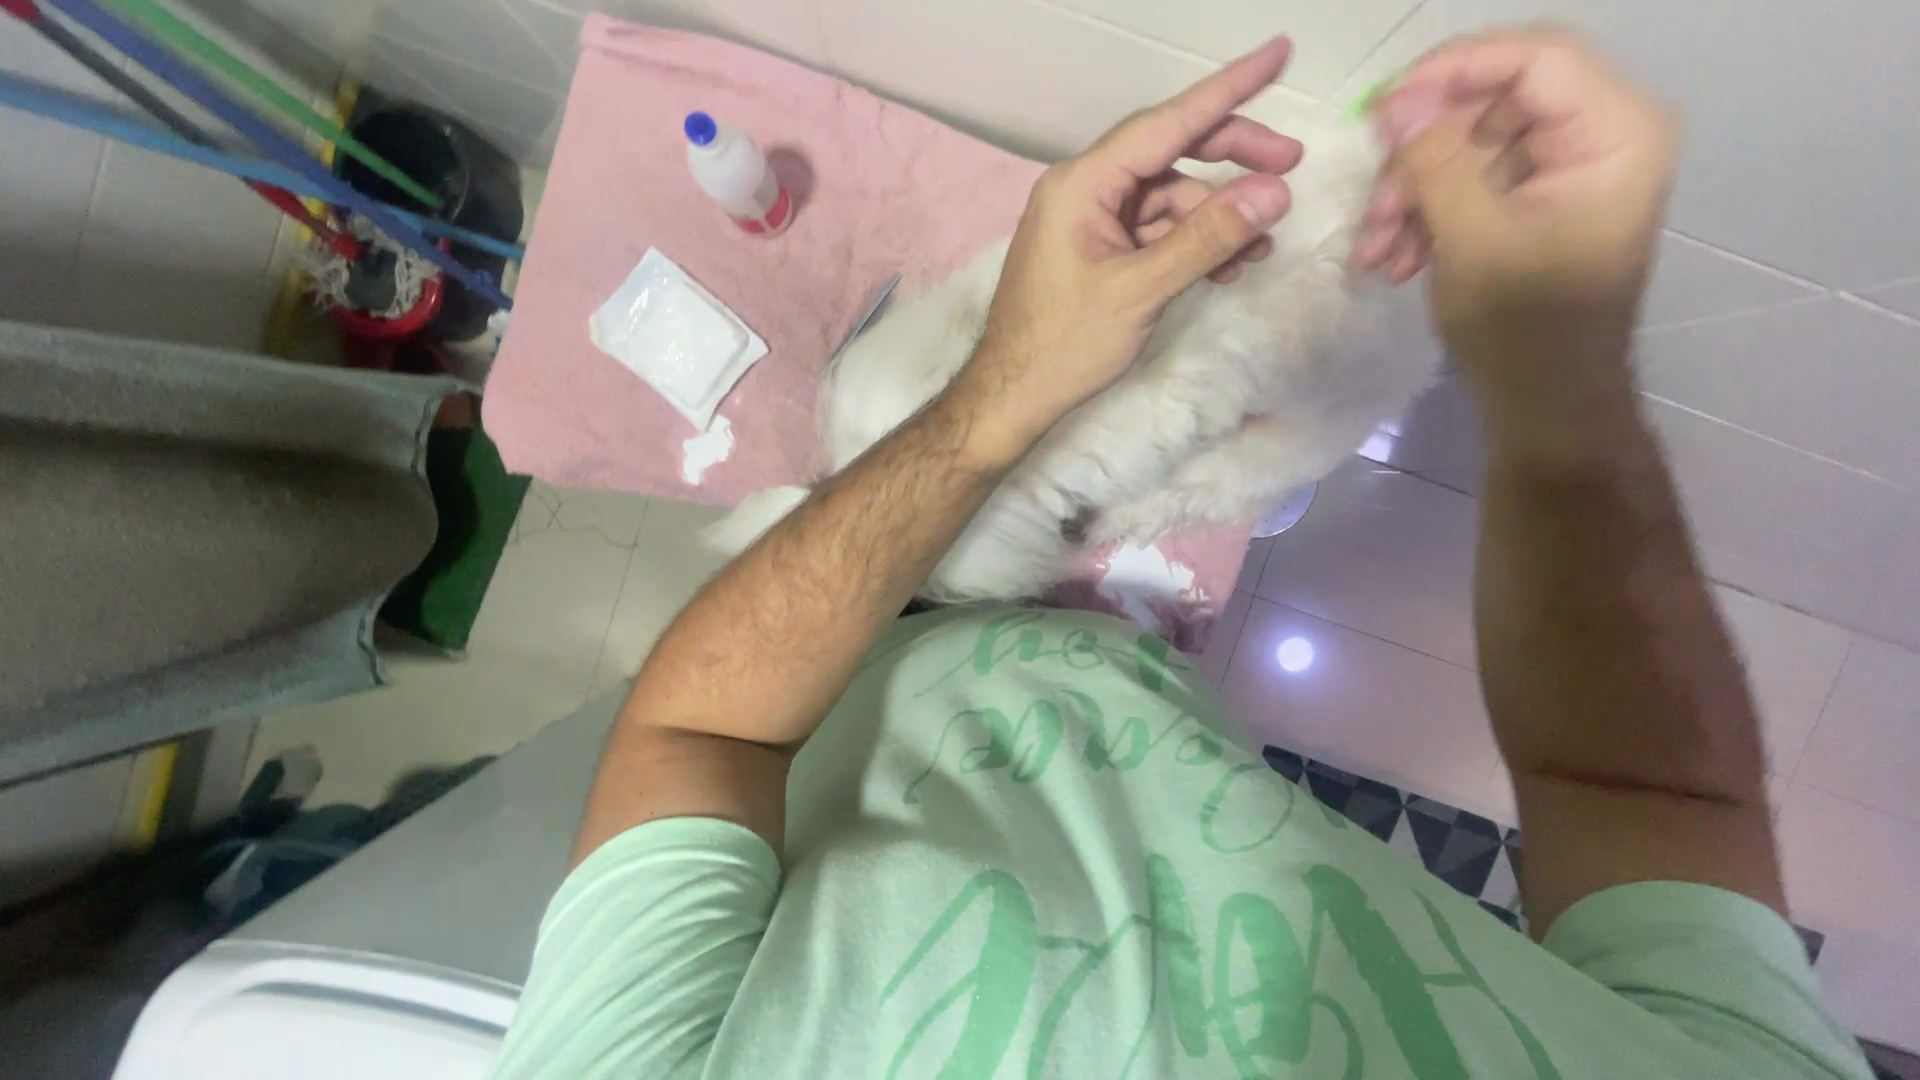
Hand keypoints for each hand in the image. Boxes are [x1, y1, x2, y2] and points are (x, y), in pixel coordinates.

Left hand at [947, 37, 1302, 459]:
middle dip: (1230, 162)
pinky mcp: (1095, 252)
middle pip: (1168, 155)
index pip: (1165, 123)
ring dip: (1214, 220)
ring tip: (1260, 250)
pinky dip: (1188, 246)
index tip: (1279, 55)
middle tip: (1291, 167)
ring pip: (1166, 201)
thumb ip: (1206, 239)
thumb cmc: (1064, 346)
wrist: (1013, 396)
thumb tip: (1273, 193)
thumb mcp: (1140, 291)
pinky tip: (1224, 268)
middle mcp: (1083, 191)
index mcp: (1081, 185)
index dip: (1226, 90)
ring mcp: (1088, 222)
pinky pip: (1152, 234)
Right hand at [1353, 29, 1675, 414]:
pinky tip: (1394, 260)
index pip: (1534, 59)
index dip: (1453, 70)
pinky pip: (1466, 186)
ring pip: (1467, 149)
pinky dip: (1423, 217)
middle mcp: (1593, 138)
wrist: (1543, 399)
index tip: (1381, 110)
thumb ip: (1436, 162)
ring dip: (1410, 195)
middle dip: (1419, 156)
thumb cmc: (1523, 326)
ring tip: (1375, 251)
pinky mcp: (1527, 205)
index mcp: (1611, 133)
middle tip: (1374, 208)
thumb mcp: (1472, 240)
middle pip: (1491, 106)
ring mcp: (1558, 173)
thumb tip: (1396, 101)